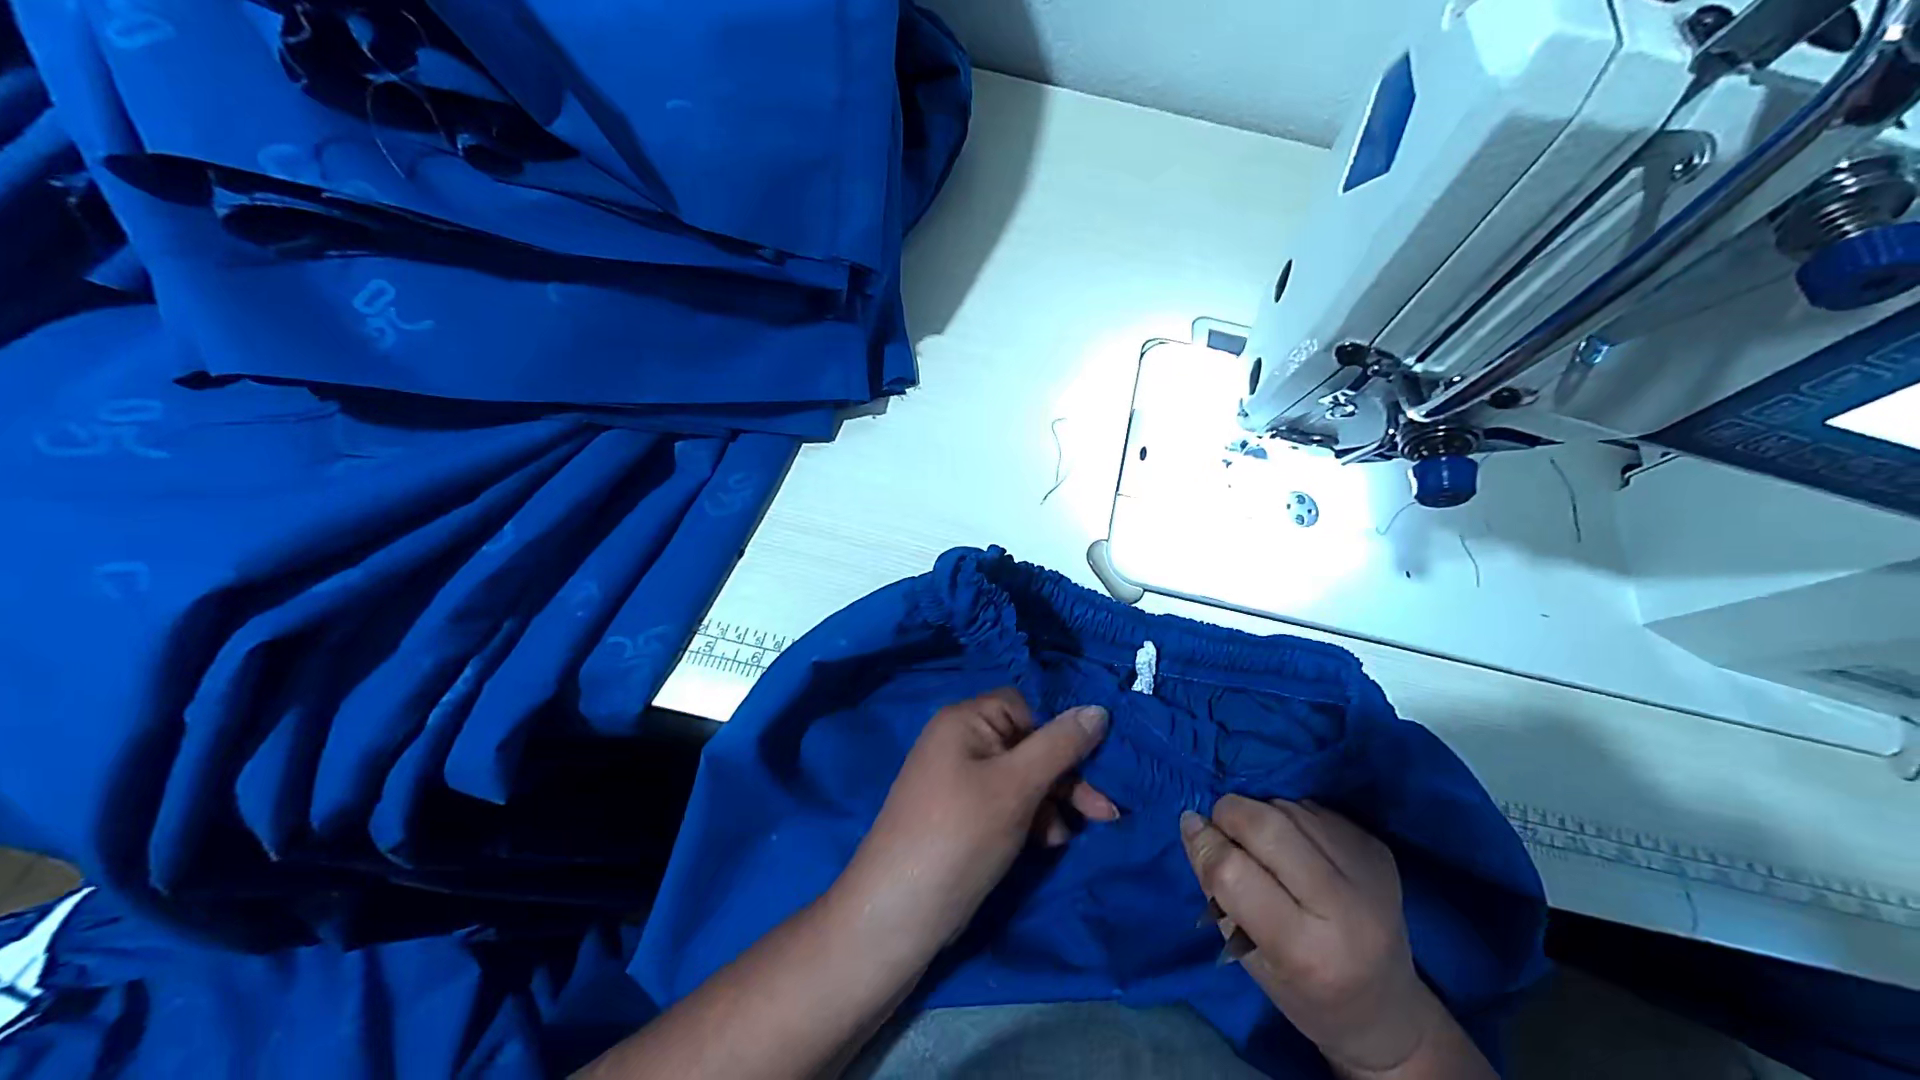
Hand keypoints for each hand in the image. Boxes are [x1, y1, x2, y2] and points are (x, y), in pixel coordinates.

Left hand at [832, 687, 1117, 957]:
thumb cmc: (961, 835)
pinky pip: (1006, 802)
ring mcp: (958, 780)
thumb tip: (1099, 709)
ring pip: (1021, 777)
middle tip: (1104, 813)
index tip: (1088, 767)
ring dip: (1052, 802)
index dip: (1055, 734)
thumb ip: (1060, 746)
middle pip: (1027, 744)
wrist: (899, 912)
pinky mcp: (961, 815)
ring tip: (1067, 837)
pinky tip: (1048, 843)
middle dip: (1066, 777)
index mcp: (964, 720)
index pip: (1024, 706)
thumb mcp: (1017, 786)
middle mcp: (960, 742)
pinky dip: (1031, 818)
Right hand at [1180, 796, 1455, 1077]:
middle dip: (1230, 813)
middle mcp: (1344, 908)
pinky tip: (1296, 846)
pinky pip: (1315, 809)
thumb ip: (1217, 890)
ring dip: (1261, 814)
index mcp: (1306, 951)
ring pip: (1290, 808)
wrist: (1386, 1007)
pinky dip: (1291, 817)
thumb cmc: (1303, 993)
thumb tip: (1194, 824)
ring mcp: (1368, 874)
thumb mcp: (1247, 957)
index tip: (1190, 828)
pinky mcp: (1378, 850)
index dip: (1204, 843)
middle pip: (1268, 826)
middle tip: (1221, 826)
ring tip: (1263, 845)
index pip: (1234, 873)